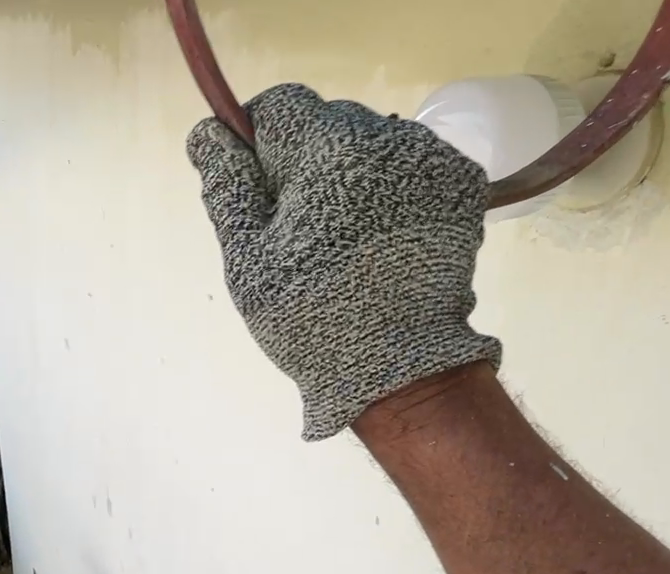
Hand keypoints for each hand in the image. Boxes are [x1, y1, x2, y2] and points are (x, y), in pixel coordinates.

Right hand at [187, 83, 501, 440]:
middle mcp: (387, 135)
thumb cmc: (309, 318)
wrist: (396, 370)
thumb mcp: (248, 260)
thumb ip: (227, 188)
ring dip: (349, 177)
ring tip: (345, 243)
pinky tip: (381, 243)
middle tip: (299, 232)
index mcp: (328, 146)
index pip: (279, 107)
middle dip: (305, 165)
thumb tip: (207, 133)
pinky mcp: (462, 188)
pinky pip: (409, 169)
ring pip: (370, 146)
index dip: (257, 144)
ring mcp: (432, 159)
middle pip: (327, 126)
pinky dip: (389, 192)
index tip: (255, 190)